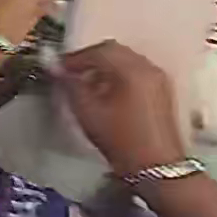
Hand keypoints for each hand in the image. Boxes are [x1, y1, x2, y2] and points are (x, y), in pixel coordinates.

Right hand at [61, 39, 187, 174]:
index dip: (75, 57)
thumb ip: (70, 85)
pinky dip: (117, 73)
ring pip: (126, 59)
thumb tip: (55, 68)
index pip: (100, 50)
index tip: (58, 69)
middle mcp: (148, 68)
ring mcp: (158, 78)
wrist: (155, 165)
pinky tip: (104, 90)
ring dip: (103, 65)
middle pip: (115, 51)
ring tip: (84, 82)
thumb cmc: (118, 137)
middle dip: (89, 58)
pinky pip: (135, 70)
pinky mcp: (161, 90)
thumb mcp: (87, 111)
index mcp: (131, 70)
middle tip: (69, 73)